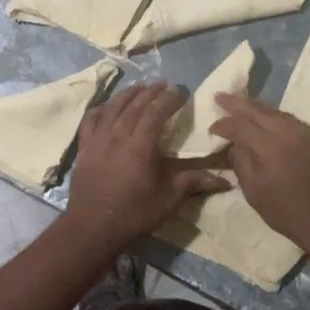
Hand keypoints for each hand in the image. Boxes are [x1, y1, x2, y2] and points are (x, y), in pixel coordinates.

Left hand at [66, 83, 232, 246]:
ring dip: (127, 95)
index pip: (156, 113)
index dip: (168, 99)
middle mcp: (118, 135)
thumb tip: (224, 181)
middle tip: (163, 84)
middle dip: (150, 92)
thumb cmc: (135, 213)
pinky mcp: (85, 148)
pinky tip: (106, 106)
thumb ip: (193, 183)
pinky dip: (100, 109)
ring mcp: (98, 140)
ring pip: (113, 108)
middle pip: (135, 106)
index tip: (179, 89)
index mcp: (141, 145)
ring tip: (139, 86)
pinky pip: (90, 121)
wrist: (94, 226)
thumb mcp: (169, 199)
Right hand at [209, 94, 309, 246]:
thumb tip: (234, 145)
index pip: (239, 124)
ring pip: (275, 111)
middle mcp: (286, 132)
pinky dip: (274, 116)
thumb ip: (241, 163)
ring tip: (242, 104)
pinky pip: (290, 119)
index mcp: (268, 145)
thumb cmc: (287, 211)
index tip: (212, 128)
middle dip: (236, 103)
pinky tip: (268, 119)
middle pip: (257, 109)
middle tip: (220, 96)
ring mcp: (305, 133)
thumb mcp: (254, 191)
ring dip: (256, 107)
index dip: (223, 124)